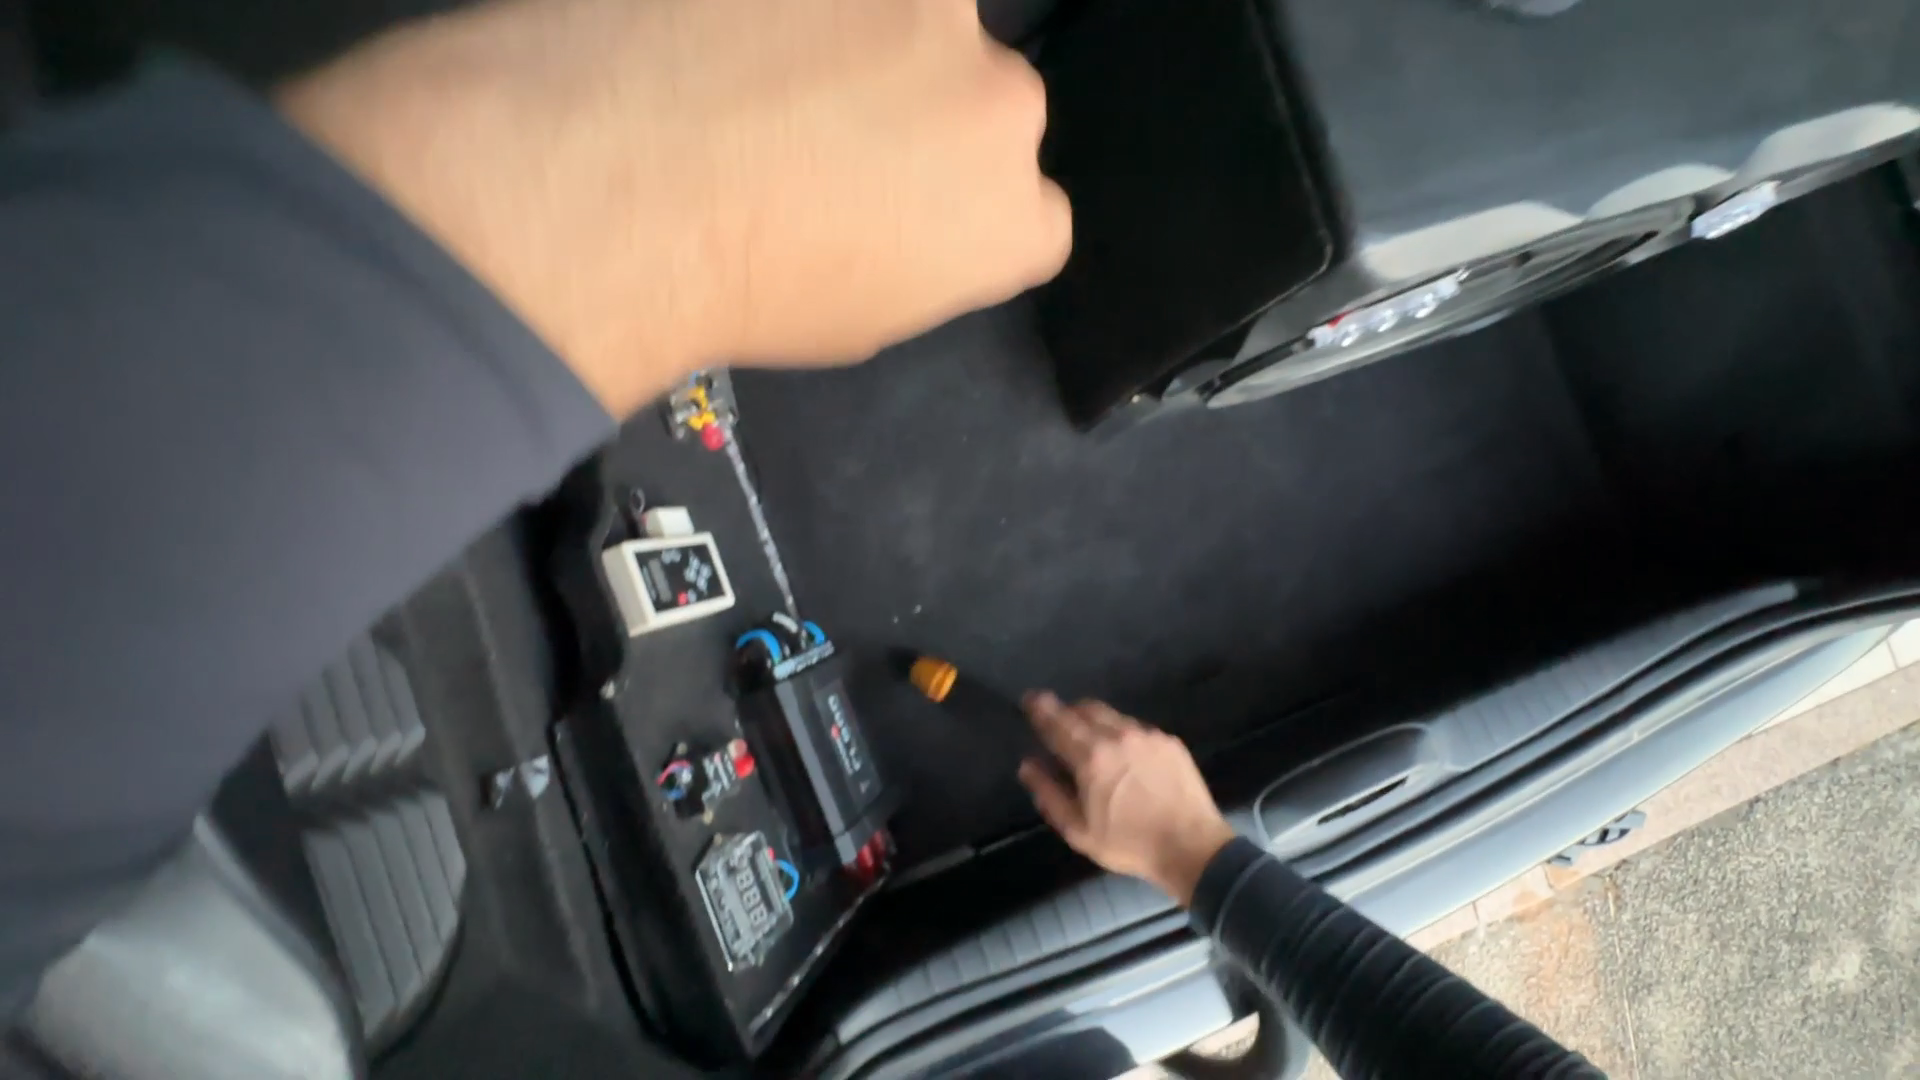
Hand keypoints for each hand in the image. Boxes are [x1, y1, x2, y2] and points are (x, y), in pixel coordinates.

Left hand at [278, 0, 1070, 414]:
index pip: (1034, 216)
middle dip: (929, 125)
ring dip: (872, 41)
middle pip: (991, 110)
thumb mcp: (861, 319)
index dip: (969, 217)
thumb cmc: (749, 293)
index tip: (909, 219)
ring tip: (768, 72)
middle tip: (831, 139)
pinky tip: (738, 34)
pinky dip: (807, 7)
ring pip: (923, 23)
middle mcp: (1004, 110)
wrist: (622, 192)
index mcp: (1011, 224)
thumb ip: (922, 257)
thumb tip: (913, 212)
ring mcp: (931, 7)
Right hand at [1018, 693, 1236, 906]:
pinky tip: (1127, 759)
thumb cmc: (1129, 843)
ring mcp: (1146, 735)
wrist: (1192, 848)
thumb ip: (1048, 793)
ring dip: (1095, 722)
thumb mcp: (1078, 830)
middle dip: (1067, 712)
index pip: (1057, 721)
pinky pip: (1136, 728)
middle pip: (1084, 708)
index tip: (1029, 699)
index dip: (1039, 707)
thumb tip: (1028, 764)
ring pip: (1111, 715)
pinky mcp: (1168, 741)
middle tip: (1060, 727)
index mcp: (1090, 757)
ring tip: (1094, 745)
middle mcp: (1117, 735)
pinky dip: (1122, 735)